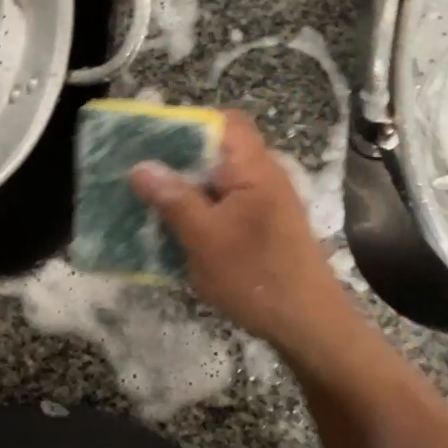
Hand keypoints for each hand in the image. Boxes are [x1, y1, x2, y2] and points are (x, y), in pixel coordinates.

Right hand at [129, 111, 355, 348]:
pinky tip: (175, 226)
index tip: (150, 140)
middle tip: (138, 172)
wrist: (309, 326)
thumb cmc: (256, 277)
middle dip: (176, 158)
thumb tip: (140, 167)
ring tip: (148, 198)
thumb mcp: (203, 238)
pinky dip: (198, 207)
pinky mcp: (262, 225)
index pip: (224, 122)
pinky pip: (224, 202)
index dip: (187, 123)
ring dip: (184, 186)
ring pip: (217, 178)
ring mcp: (265, 202)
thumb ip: (172, 199)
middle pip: (217, 149)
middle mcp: (264, 177)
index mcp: (254, 169)